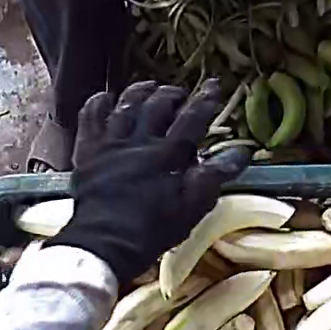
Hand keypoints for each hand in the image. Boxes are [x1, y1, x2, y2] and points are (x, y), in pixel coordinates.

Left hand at [50, 80, 253, 280]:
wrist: (105, 243)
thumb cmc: (153, 230)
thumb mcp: (192, 208)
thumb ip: (214, 177)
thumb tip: (242, 152)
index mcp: (168, 155)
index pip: (192, 119)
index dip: (205, 100)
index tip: (215, 86)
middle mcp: (140, 142)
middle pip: (158, 106)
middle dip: (172, 95)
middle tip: (180, 94)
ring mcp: (111, 144)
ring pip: (127, 106)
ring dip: (140, 93)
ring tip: (149, 87)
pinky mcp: (88, 152)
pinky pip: (91, 118)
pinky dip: (98, 104)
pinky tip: (106, 97)